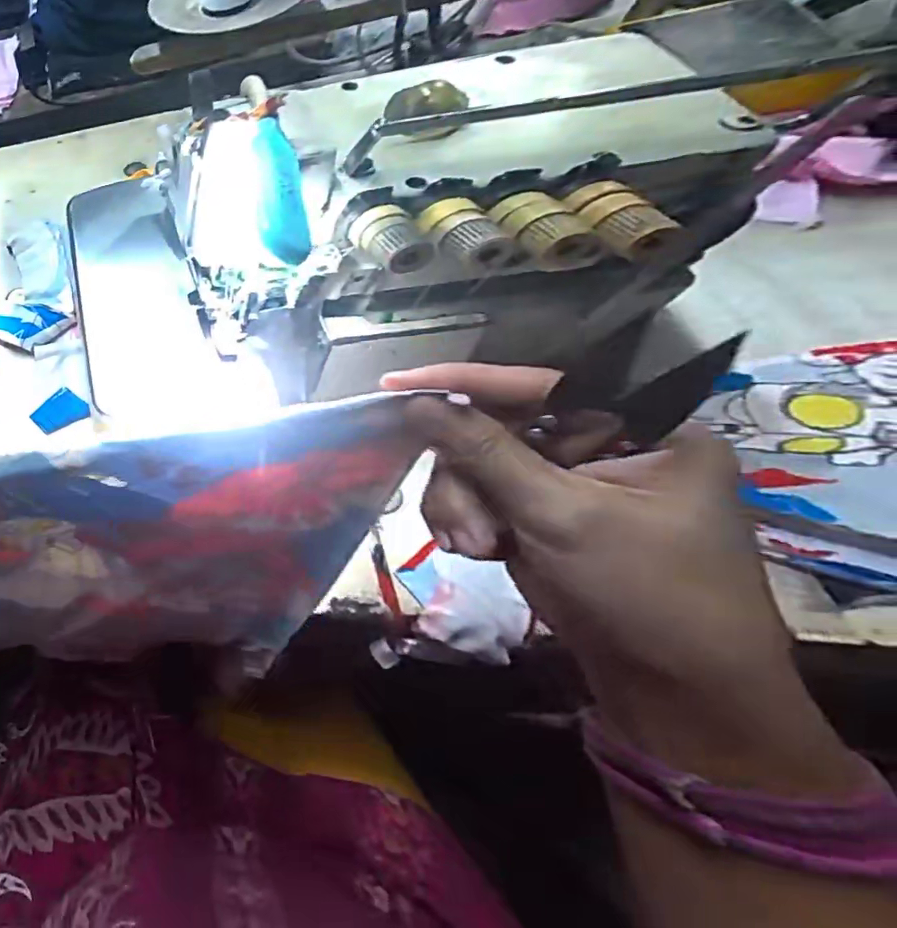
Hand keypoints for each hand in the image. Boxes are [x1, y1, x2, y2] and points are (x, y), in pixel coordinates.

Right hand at [382, 364, 861, 795]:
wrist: (670, 684)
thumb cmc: (642, 592)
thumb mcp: (558, 515)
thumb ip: (485, 452)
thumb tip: (418, 405)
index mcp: (641, 430)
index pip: (539, 386)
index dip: (465, 382)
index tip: (397, 383)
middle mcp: (601, 447)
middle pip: (493, 431)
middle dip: (466, 478)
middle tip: (465, 524)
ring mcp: (564, 482)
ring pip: (474, 466)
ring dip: (461, 506)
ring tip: (474, 546)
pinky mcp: (535, 512)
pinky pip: (474, 495)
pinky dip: (464, 520)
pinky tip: (477, 550)